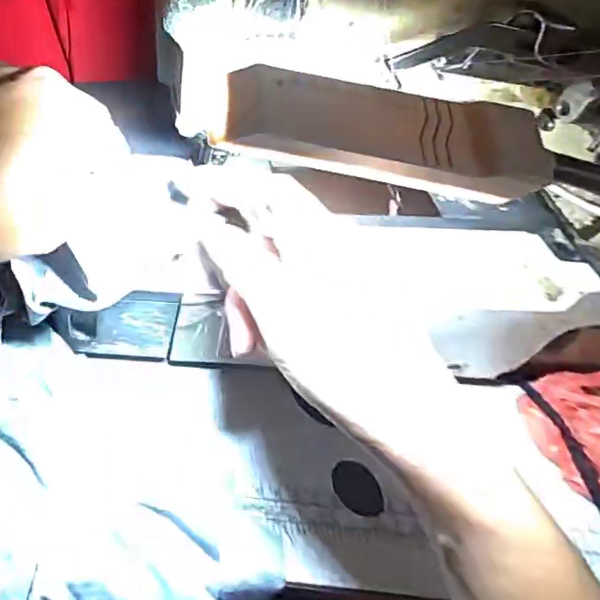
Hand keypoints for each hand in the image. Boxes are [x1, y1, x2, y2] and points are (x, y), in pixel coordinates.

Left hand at [0, 59, 130, 273]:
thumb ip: (82, 197)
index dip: (103, 160)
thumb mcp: (52, 223)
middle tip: (51, 175)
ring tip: (0, 161)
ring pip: (12, 96)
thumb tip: (84, 182)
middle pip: (56, 107)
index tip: (96, 184)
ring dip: (17, 123)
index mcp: (56, 102)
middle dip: (60, 139)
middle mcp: (19, 71)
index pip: (100, 129)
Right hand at [185, 167, 466, 463]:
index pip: (264, 188)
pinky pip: (290, 285)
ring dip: (247, 289)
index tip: (191, 190)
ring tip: (245, 333)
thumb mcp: (274, 306)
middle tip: (208, 278)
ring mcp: (339, 272)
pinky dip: (267, 305)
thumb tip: (207, 224)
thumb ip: (236, 258)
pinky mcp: (341, 299)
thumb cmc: (345, 363)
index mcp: (318, 236)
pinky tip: (262, 336)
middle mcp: (331, 244)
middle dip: (230, 253)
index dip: (224, 184)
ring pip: (274, 261)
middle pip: (266, 225)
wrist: (407, 415)